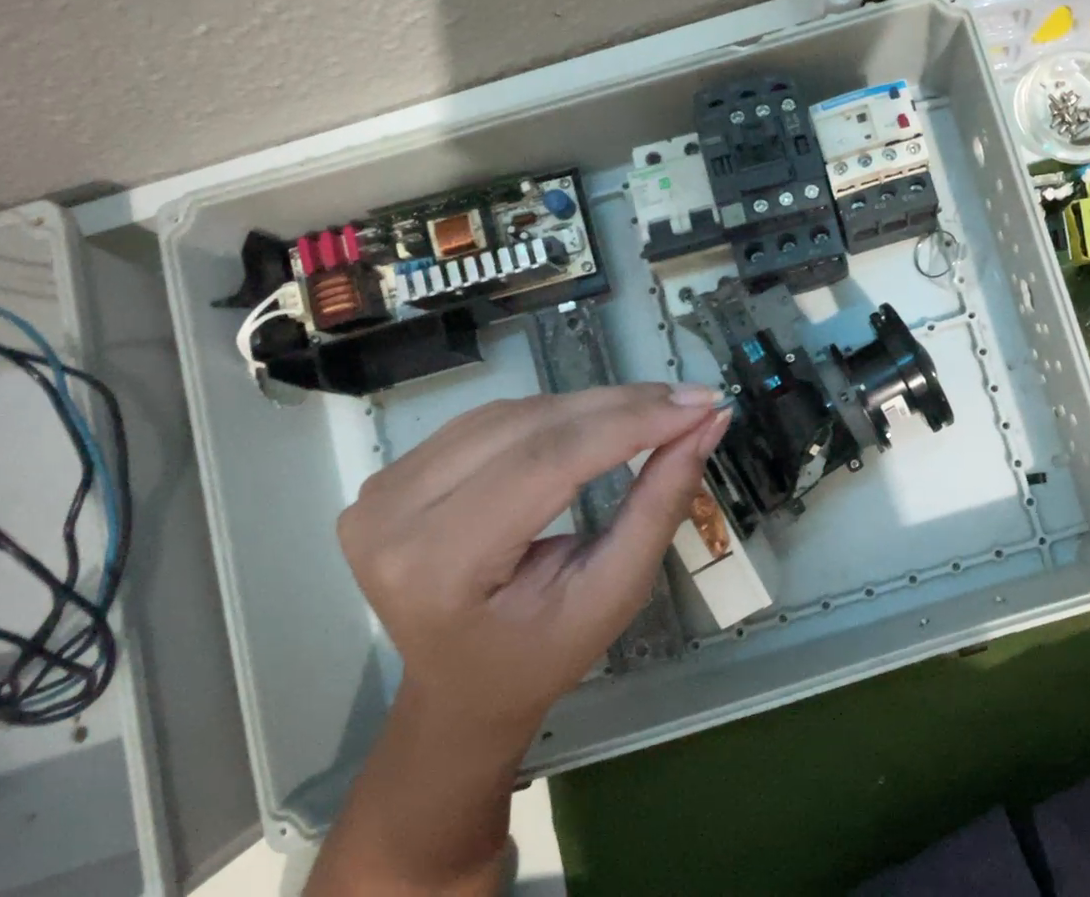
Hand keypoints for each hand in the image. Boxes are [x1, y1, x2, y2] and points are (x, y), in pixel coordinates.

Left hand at [336, 384, 730, 731]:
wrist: (463, 688)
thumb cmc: (543, 655)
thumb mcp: (614, 593)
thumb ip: (658, 507)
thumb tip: (708, 426)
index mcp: (439, 565)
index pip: (548, 462)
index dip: (631, 422)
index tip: (703, 404)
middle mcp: (392, 516)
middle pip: (529, 428)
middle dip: (622, 407)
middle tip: (694, 401)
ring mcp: (381, 490)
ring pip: (511, 414)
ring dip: (593, 405)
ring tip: (658, 412)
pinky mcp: (387, 475)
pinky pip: (489, 421)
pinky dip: (555, 415)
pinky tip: (601, 421)